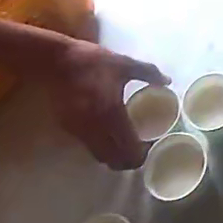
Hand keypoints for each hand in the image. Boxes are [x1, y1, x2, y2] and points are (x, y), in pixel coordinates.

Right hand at [31, 38, 166, 169]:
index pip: (129, 150)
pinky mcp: (67, 128)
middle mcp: (95, 129)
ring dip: (114, 155)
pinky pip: (87, 145)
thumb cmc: (92, 61)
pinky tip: (106, 130)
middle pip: (113, 161)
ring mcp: (79, 131)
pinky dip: (100, 145)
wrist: (55, 61)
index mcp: (112, 115)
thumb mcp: (124, 63)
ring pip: (99, 156)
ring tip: (124, 141)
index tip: (150, 144)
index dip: (142, 154)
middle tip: (139, 148)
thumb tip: (167, 81)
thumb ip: (148, 72)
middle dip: (128, 161)